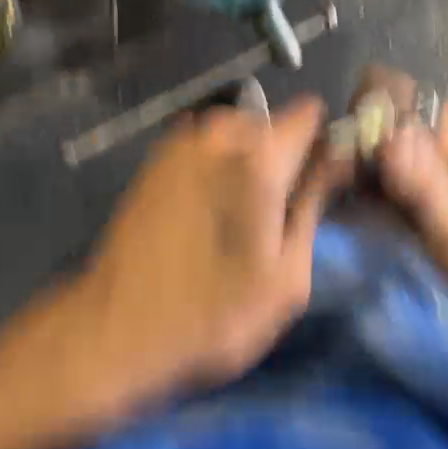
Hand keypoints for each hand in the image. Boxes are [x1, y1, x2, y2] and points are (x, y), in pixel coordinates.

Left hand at [72, 96, 343, 397]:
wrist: (112, 334)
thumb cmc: (212, 316)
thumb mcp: (287, 279)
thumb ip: (314, 207)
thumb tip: (335, 162)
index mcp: (260, 157)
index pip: (310, 114)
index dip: (322, 141)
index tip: (323, 176)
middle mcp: (220, 134)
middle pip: (272, 123)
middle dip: (283, 155)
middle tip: (278, 209)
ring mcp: (181, 142)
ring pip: (236, 135)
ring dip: (246, 161)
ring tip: (239, 217)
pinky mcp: (155, 159)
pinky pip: (205, 148)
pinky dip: (215, 167)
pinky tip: (205, 214)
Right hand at [366, 66, 447, 320]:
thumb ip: (420, 183)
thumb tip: (386, 137)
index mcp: (442, 128)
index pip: (379, 84)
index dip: (352, 116)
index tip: (344, 162)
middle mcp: (439, 125)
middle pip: (374, 112)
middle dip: (351, 147)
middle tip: (346, 198)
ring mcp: (442, 145)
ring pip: (382, 136)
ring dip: (362, 168)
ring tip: (359, 213)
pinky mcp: (443, 167)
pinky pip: (396, 158)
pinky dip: (380, 182)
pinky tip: (379, 218)